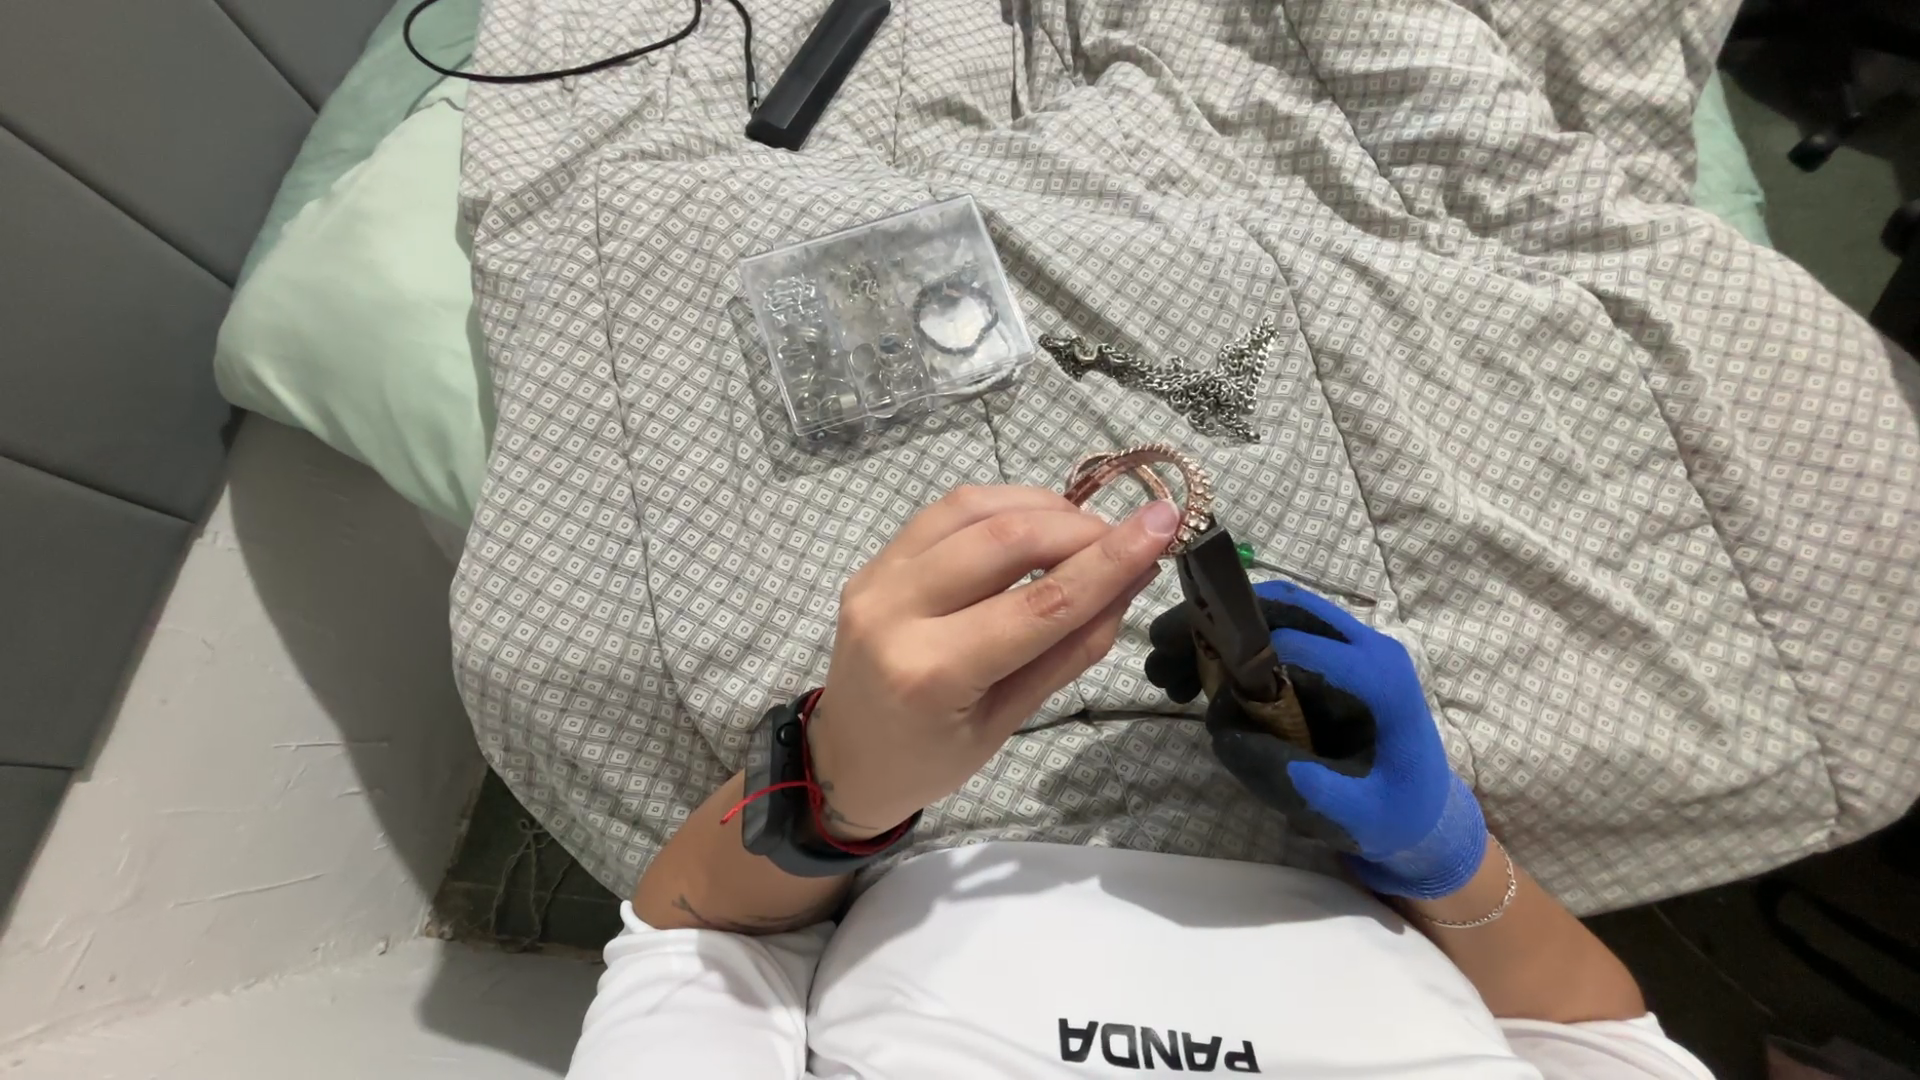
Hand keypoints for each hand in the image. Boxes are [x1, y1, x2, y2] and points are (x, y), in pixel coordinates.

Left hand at [807, 486, 1176, 839]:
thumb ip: (1071, 649)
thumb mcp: (1010, 721)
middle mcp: (894, 613)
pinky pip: (943, 513)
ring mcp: (875, 579)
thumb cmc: (930, 761)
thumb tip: (1129, 583)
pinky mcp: (872, 563)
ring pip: (970, 508)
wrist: (843, 759)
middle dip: (1078, 528)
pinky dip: (998, 507)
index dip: (1108, 560)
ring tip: (1083, 529)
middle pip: (1001, 540)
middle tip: (1127, 536)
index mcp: (931, 674)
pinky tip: (1032, 523)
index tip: (1164, 523)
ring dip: (1039, 506)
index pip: (1038, 604)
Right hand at [1145, 579, 1484, 897]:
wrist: (1427, 818)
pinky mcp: (1329, 653)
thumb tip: (1220, 730)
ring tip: (1166, 667)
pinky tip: (1195, 675)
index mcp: (1377, 678)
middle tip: (1160, 647)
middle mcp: (1363, 645)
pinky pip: (1271, 630)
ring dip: (1213, 630)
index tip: (1187, 682)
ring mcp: (1347, 644)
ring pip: (1269, 611)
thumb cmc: (1392, 817)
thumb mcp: (1346, 814)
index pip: (1294, 642)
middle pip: (1278, 606)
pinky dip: (1227, 645)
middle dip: (1211, 620)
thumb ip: (1286, 775)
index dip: (1234, 656)